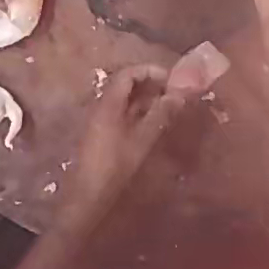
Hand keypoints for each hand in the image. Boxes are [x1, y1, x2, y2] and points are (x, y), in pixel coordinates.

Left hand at [59, 64, 188, 226]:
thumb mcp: (142, 139)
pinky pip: (122, 113)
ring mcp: (100, 121)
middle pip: (125, 84)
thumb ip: (160, 115)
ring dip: (145, 99)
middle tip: (174, 92)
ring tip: (168, 106)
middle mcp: (101, 107)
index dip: (150, 71)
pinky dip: (138, 112)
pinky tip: (153, 123)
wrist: (88, 196)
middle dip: (150, 84)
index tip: (172, 79)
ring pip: (124, 100)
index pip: (128, 74)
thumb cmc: (115, 166)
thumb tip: (179, 94)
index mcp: (108, 104)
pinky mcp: (102, 134)